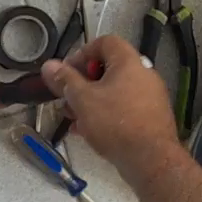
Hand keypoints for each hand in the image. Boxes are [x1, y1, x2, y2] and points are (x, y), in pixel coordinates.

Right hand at [41, 35, 187, 181]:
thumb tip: (49, 65)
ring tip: (75, 118)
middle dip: (83, 82)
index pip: (105, 42)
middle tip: (68, 97)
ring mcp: (150, 96)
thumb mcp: (81, 99)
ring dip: (92, 100)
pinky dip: (106, 113)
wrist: (150, 159)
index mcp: (128, 62)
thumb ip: (64, 80)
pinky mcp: (151, 117)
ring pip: (115, 90)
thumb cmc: (115, 123)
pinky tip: (89, 130)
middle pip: (108, 68)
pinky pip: (124, 107)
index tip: (68, 72)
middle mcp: (144, 74)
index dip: (82, 52)